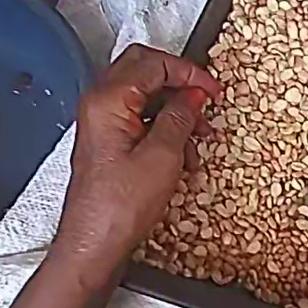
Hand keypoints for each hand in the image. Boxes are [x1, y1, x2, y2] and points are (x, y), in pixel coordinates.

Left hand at [55, 44, 222, 268]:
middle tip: (205, 98)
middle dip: (180, 82)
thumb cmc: (120, 206)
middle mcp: (99, 105)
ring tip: (199, 136)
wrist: (95, 243)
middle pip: (144, 70)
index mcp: (108, 100)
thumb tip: (193, 94)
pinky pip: (140, 119)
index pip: (153, 64)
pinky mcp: (109, 142)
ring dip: (176, 110)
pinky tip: (183, 154)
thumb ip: (180, 117)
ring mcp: (102, 123)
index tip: (212, 90)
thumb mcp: (163, 156)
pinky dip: (165, 128)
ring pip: (145, 96)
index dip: (189, 73)